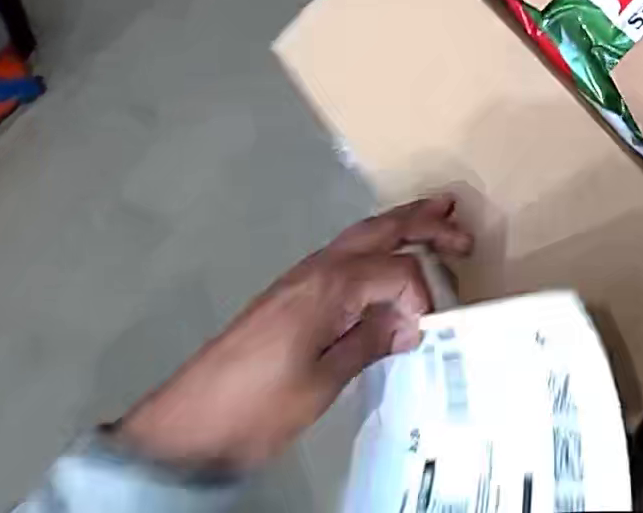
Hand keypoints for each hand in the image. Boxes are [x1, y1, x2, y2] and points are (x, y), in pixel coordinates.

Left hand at [114, 196, 471, 472]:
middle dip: (426, 223)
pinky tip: (391, 250)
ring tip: (439, 212)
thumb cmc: (256, 407)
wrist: (181, 430)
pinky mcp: (295, 289)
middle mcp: (321, 267)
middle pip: (384, 230)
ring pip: (365, 232)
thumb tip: (413, 323)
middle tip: (461, 226)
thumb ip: (371, 341)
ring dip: (404, 222)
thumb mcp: (321, 383)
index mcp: (332, 286)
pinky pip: (350, 248)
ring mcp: (305, 274)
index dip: (421, 296)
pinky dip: (381, 240)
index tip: (425, 329)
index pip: (398, 271)